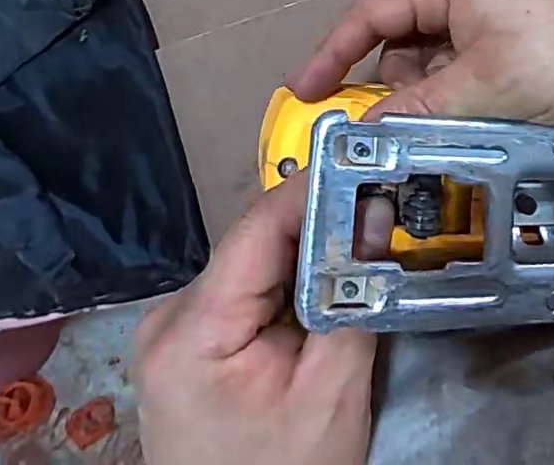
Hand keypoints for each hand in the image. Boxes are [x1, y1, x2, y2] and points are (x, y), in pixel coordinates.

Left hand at [132, 178, 376, 464]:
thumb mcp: (331, 391)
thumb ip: (352, 294)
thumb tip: (374, 210)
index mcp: (192, 329)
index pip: (259, 227)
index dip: (316, 188)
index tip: (367, 163)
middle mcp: (174, 313)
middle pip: (260, 238)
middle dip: (323, 218)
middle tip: (379, 199)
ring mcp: (181, 324)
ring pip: (261, 255)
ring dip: (313, 246)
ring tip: (364, 231)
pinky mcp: (198, 334)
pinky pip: (256, 281)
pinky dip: (297, 274)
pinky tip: (331, 274)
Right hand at [287, 0, 553, 124]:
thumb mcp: (493, 84)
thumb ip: (423, 108)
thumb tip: (363, 132)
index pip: (372, 11)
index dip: (331, 52)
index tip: (302, 94)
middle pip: (405, 44)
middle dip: (392, 92)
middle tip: (388, 145)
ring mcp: (501, 18)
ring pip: (441, 66)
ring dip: (433, 105)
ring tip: (444, 147)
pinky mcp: (526, 44)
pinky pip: (475, 74)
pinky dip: (465, 104)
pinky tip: (477, 135)